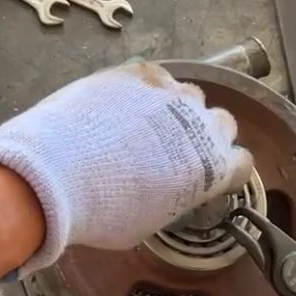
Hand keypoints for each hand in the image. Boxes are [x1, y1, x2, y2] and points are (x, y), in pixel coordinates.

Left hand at [0, 63, 252, 274]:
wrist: (53, 177)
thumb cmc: (100, 214)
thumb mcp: (146, 223)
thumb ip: (170, 197)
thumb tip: (162, 186)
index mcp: (212, 169)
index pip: (241, 162)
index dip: (224, 168)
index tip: (205, 173)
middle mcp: (201, 125)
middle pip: (221, 122)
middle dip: (204, 133)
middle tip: (173, 147)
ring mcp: (169, 93)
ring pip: (187, 93)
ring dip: (174, 107)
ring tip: (142, 121)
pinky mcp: (136, 73)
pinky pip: (152, 75)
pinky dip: (142, 87)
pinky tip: (120, 101)